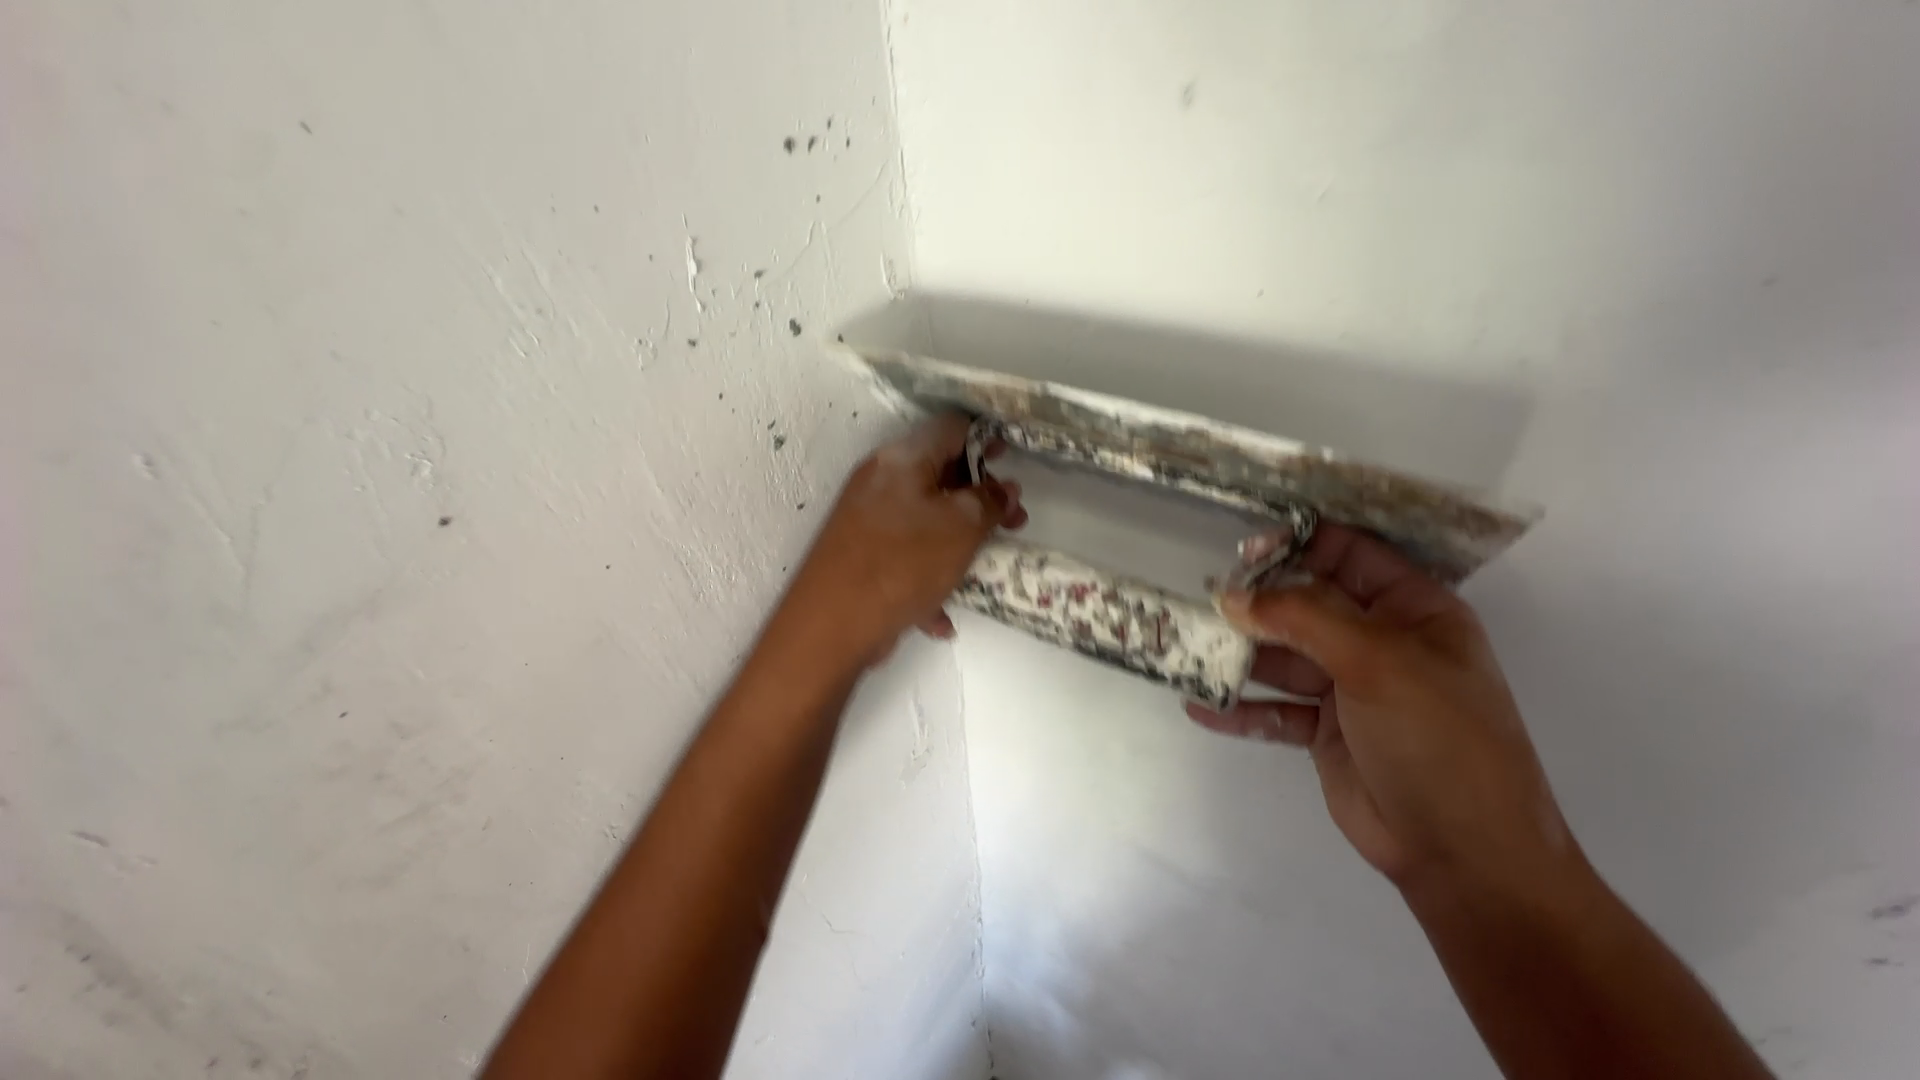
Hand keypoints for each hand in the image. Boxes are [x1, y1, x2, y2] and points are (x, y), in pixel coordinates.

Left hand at [779, 414, 1026, 668]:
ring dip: (960, 538)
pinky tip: (942, 616)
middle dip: (980, 496)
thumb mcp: (960, 527)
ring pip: (925, 518)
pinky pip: (906, 557)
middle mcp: (879, 482)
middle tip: (1013, 521)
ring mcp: (867, 521)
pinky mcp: (862, 558)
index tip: (1011, 461)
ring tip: (986, 565)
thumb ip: (989, 502)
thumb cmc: (902, 564)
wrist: (830, 627)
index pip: (950, 428)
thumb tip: (1003, 489)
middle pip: (938, 474)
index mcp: (901, 460)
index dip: (985, 438)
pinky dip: (929, 577)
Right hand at [1188, 525, 1578, 896]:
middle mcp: (1380, 642)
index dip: (1300, 546)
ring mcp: (1350, 689)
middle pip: (1307, 604)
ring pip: (1284, 657)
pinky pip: (1274, 710)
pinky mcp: (1325, 733)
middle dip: (1258, 602)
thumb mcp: (1377, 661)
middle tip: (1208, 602)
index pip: (1350, 555)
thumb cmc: (1435, 737)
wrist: (1463, 851)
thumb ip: (1302, 618)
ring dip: (1241, 654)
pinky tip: (1198, 706)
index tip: (1246, 553)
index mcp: (1413, 610)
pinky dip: (1239, 708)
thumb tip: (1232, 595)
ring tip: (1190, 650)